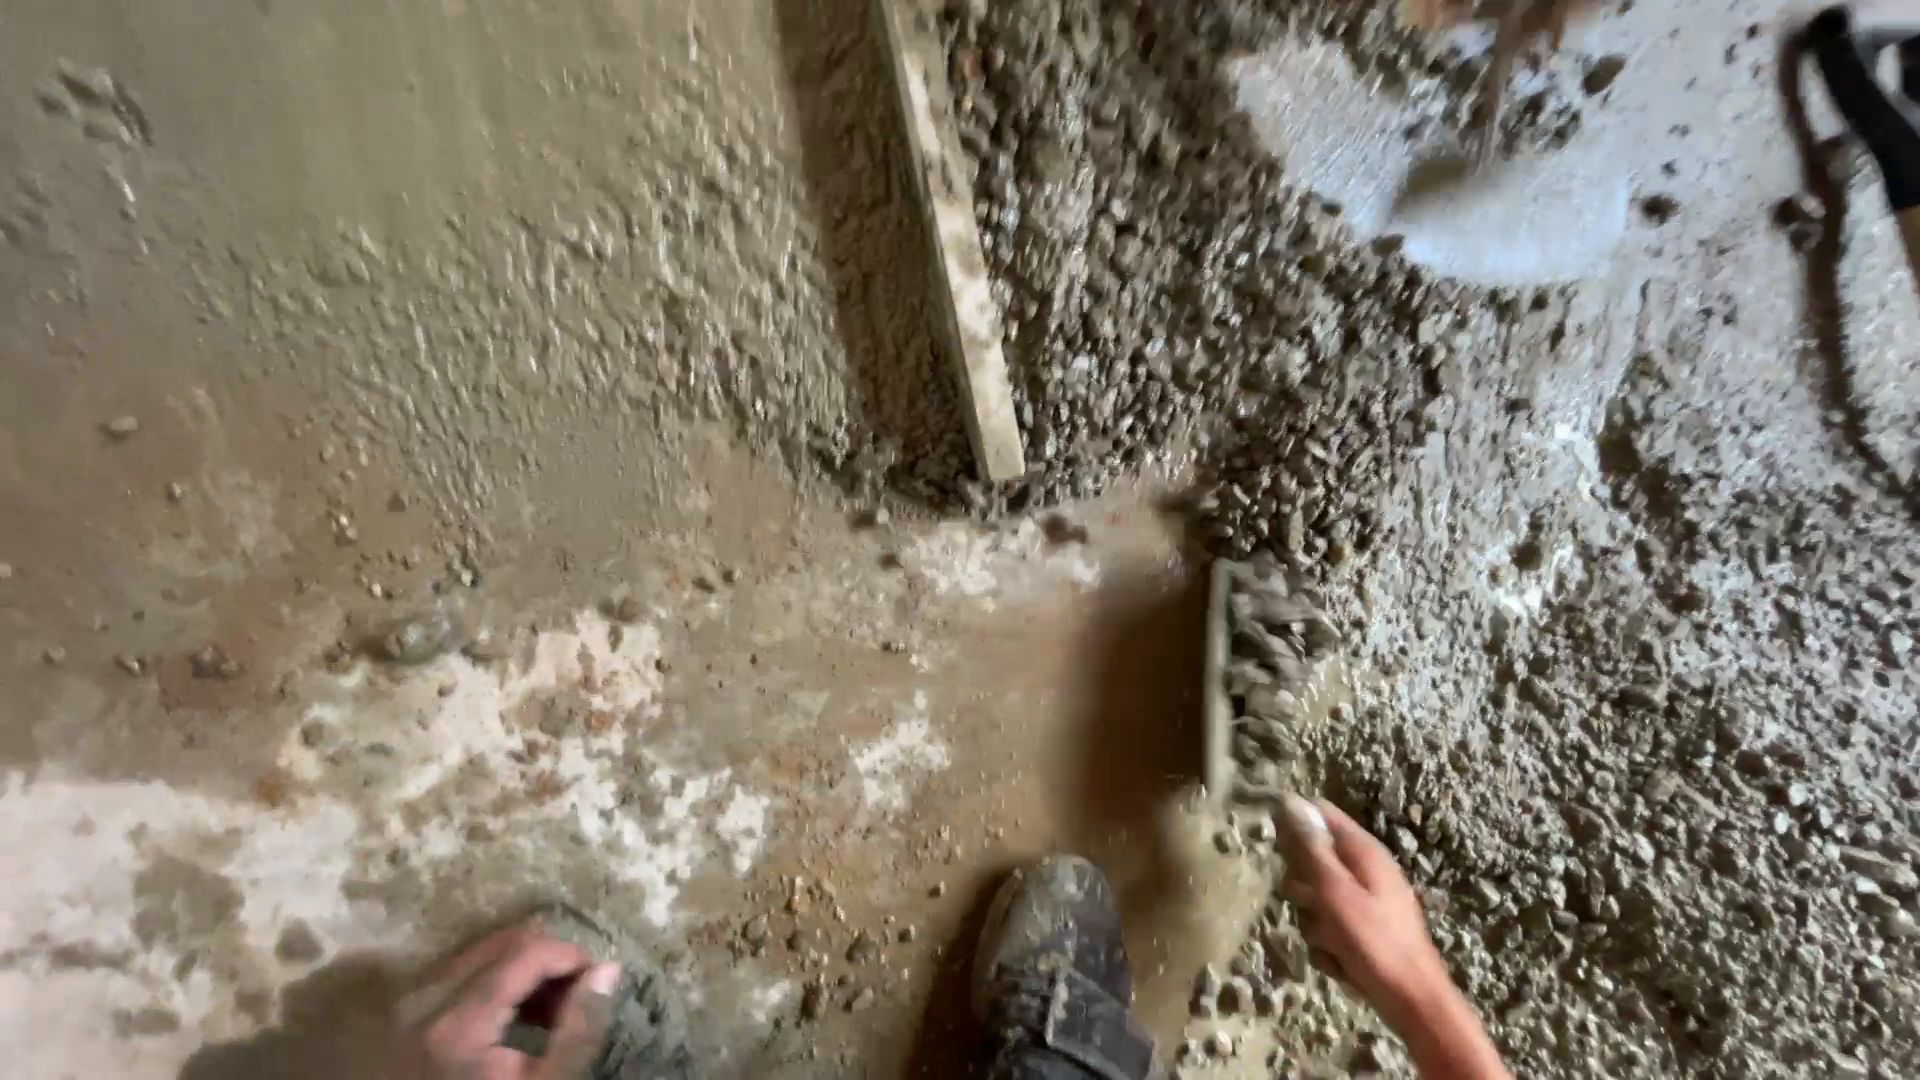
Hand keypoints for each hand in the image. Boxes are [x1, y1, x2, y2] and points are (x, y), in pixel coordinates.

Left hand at [389, 919, 620, 1079]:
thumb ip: (580, 1028)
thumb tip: (609, 967)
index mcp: (457, 1026)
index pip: (529, 951)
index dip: (573, 957)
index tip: (595, 984)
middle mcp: (424, 1004)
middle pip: (507, 941)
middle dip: (551, 960)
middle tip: (573, 997)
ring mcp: (411, 1007)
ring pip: (488, 950)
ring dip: (528, 968)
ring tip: (550, 1009)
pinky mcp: (410, 1014)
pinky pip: (466, 968)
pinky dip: (502, 978)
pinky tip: (519, 1014)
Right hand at [1280, 796, 1510, 1079]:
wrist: (1414, 1005)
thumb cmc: (1373, 941)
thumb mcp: (1333, 890)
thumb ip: (1310, 847)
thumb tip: (1290, 802)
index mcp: (1363, 851)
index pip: (1320, 812)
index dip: (1293, 821)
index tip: (1274, 844)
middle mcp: (1365, 869)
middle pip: (1314, 855)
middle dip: (1300, 879)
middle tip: (1305, 900)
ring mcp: (1366, 900)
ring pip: (1316, 892)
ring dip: (1312, 916)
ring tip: (1325, 936)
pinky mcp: (1364, 928)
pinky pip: (1329, 922)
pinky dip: (1327, 939)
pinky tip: (1336, 957)